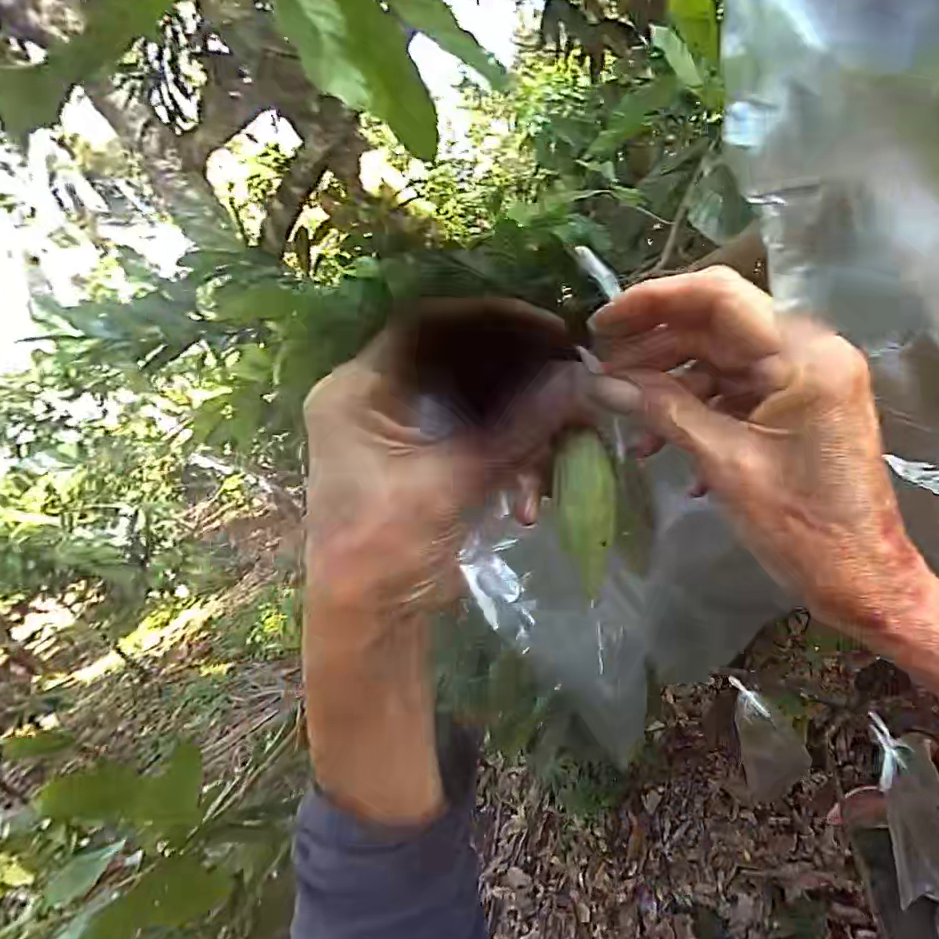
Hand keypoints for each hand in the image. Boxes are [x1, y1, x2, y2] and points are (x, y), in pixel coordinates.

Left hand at [304, 299, 583, 609]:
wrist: (374, 619)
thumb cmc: (385, 548)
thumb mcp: (452, 482)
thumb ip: (517, 429)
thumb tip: (577, 380)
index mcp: (361, 391)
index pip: (427, 326)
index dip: (492, 319)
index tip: (550, 330)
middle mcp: (385, 400)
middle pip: (465, 363)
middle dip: (524, 378)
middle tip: (574, 382)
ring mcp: (416, 433)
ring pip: (486, 405)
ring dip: (529, 432)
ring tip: (560, 461)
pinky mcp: (441, 462)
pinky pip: (490, 441)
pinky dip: (519, 463)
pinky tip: (534, 501)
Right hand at [591, 269, 938, 734]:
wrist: (864, 579)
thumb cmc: (803, 529)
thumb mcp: (727, 465)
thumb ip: (664, 412)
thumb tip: (601, 384)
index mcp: (803, 355)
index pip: (718, 297)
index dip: (652, 302)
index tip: (602, 326)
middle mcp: (812, 353)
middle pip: (719, 328)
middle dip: (656, 351)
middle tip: (604, 377)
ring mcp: (810, 381)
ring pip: (726, 363)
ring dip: (675, 388)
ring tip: (631, 421)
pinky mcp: (805, 408)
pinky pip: (744, 394)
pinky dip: (705, 412)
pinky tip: (670, 449)